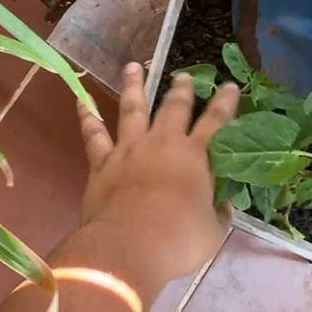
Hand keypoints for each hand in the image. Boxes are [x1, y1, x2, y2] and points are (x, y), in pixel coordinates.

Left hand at [70, 63, 238, 294]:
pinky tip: (81, 100)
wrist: (130, 245)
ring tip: (134, 66)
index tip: (230, 86)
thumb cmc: (179, 240)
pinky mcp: (102, 162)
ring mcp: (129, 150)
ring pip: (132, 108)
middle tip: (184, 76)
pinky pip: (93, 134)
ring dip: (134, 86)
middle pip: (173, 108)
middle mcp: (162, 144)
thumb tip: (222, 205)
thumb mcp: (212, 231)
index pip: (216, 123)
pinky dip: (87, 116)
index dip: (225, 103)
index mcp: (195, 156)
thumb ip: (217, 213)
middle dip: (181, 90)